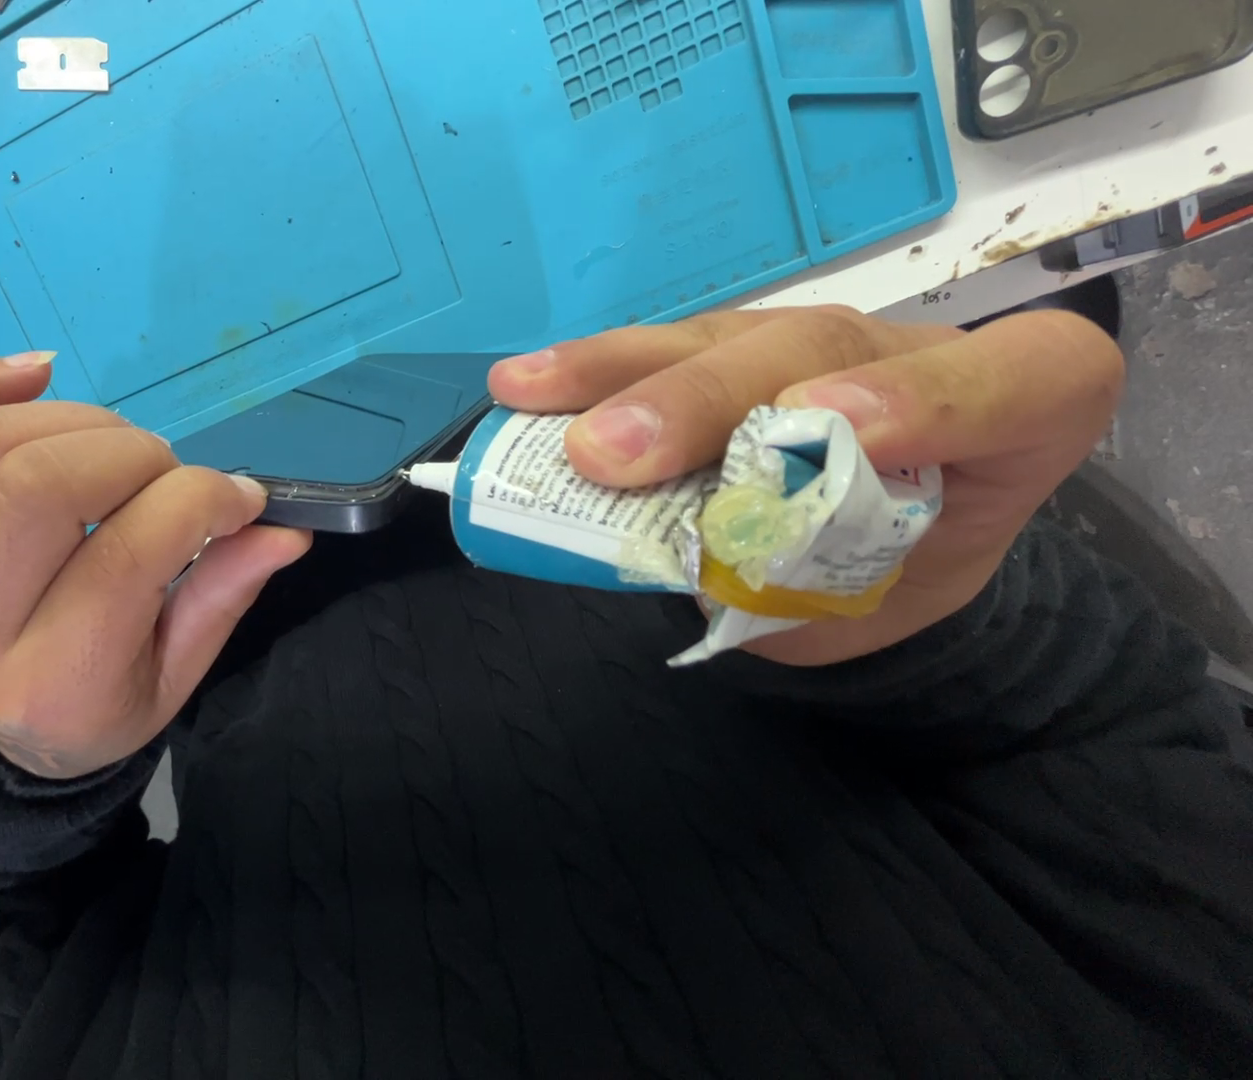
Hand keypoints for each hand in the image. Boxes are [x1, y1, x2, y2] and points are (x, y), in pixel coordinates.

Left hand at [0, 353, 311, 777]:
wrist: (9, 733)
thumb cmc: (103, 707)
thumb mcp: (176, 676)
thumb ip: (222, 597)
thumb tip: (284, 530)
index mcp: (56, 682)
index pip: (126, 556)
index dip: (201, 502)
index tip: (242, 499)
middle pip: (42, 484)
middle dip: (135, 455)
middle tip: (171, 477)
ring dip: (78, 420)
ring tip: (124, 449)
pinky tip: (39, 372)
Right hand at [487, 306, 1123, 665]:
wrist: (860, 566)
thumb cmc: (877, 584)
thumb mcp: (859, 605)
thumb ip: (794, 580)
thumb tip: (682, 554)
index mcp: (1000, 421)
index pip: (1016, 383)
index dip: (932, 396)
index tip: (830, 431)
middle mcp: (894, 360)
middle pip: (814, 346)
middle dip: (706, 397)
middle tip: (611, 454)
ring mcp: (796, 346)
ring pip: (718, 337)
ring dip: (619, 371)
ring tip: (530, 394)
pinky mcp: (720, 353)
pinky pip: (656, 350)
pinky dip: (586, 373)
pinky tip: (522, 385)